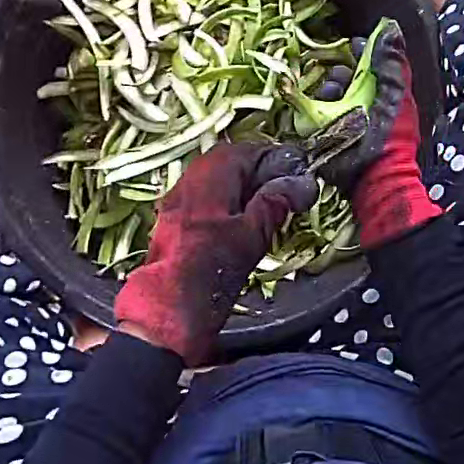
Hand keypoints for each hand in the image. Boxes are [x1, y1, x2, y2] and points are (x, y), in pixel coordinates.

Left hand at [114, 142, 316, 363]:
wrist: (165, 312)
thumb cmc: (210, 273)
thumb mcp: (252, 236)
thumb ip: (274, 204)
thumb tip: (298, 183)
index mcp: (208, 178)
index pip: (244, 151)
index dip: (271, 157)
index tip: (291, 170)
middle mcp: (186, 183)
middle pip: (225, 163)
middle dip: (255, 171)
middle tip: (280, 188)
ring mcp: (175, 203)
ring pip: (212, 181)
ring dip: (238, 187)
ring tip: (263, 207)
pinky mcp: (170, 223)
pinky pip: (201, 200)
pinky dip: (222, 203)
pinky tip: (237, 223)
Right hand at [312, 23, 441, 248]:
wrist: (376, 181)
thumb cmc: (389, 137)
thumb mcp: (395, 94)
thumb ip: (392, 63)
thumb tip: (391, 28)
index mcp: (388, 93)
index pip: (370, 63)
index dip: (360, 52)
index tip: (349, 46)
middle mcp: (369, 105)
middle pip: (347, 78)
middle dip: (339, 73)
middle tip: (336, 77)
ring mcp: (351, 121)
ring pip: (331, 95)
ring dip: (327, 91)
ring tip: (327, 95)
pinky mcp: (334, 136)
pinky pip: (319, 115)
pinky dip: (316, 110)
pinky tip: (317, 112)